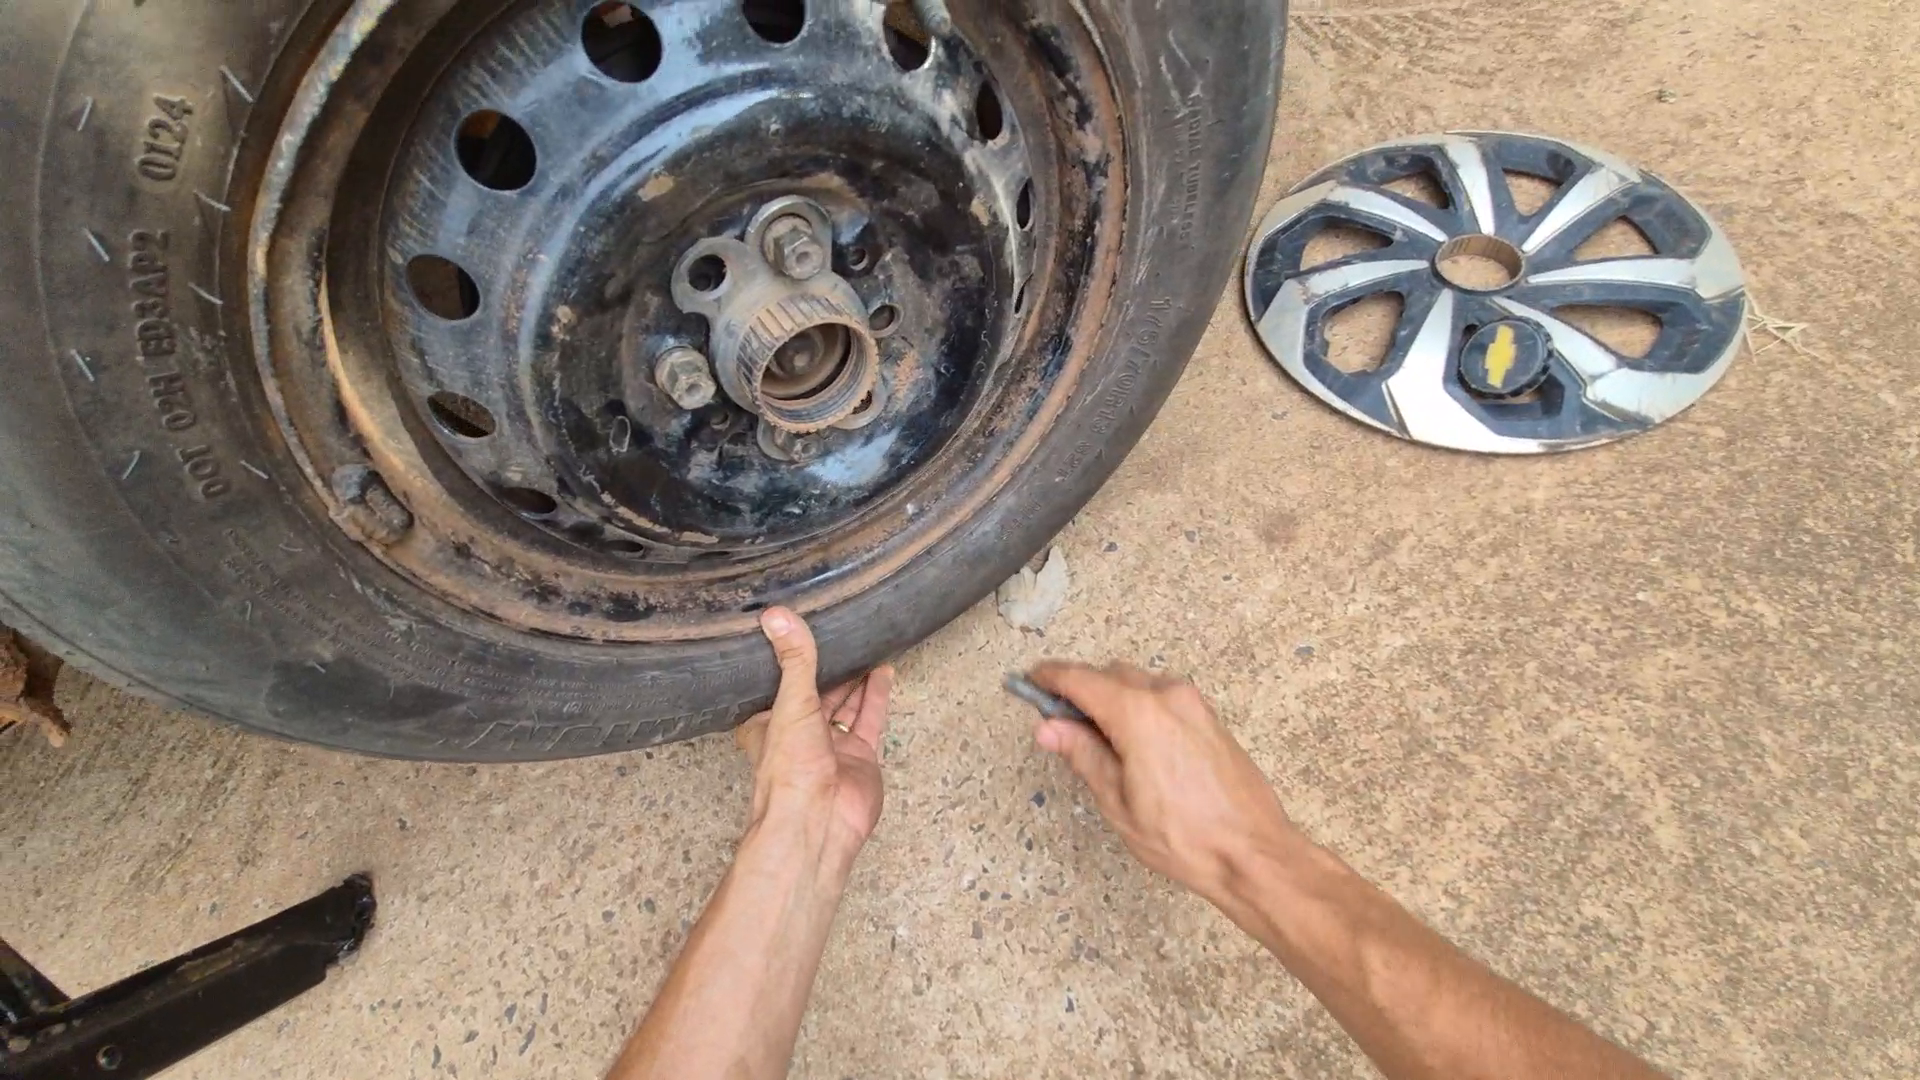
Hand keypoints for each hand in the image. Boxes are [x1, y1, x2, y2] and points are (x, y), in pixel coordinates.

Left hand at [735, 608, 892, 858]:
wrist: (818, 820)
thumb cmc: (789, 771)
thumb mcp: (790, 703)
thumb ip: (793, 659)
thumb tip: (777, 616)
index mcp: (770, 725)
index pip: (778, 686)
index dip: (787, 662)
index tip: (796, 633)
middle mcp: (801, 735)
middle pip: (817, 693)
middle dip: (828, 667)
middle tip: (840, 633)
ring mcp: (832, 746)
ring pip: (846, 703)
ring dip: (856, 677)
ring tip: (865, 645)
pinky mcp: (861, 756)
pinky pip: (870, 718)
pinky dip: (877, 695)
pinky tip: (883, 671)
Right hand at [1028, 663, 1303, 905]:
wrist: (1255, 855)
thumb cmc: (1184, 837)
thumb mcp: (1117, 801)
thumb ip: (1081, 753)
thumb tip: (1048, 727)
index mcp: (1138, 713)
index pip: (1080, 679)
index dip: (1049, 677)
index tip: (1029, 680)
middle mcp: (1167, 695)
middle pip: (1108, 675)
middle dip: (1079, 690)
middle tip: (1056, 720)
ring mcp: (1192, 703)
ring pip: (1135, 683)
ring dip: (1109, 697)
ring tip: (1093, 737)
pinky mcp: (1207, 717)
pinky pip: (1159, 696)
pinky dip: (1135, 705)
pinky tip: (1130, 741)